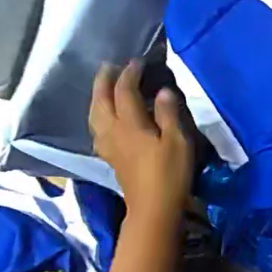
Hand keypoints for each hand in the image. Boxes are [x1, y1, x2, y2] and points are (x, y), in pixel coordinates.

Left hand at [89, 61, 191, 223]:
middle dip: (104, 81)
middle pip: (101, 100)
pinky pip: (97, 130)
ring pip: (95, 115)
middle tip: (110, 67)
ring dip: (97, 98)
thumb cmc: (169, 174)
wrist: (153, 210)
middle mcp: (113, 131)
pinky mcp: (110, 158)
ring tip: (103, 89)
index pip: (124, 90)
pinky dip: (98, 117)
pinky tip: (104, 120)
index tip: (138, 61)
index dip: (130, 73)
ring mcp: (109, 146)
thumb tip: (162, 91)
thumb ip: (168, 113)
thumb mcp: (177, 142)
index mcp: (129, 124)